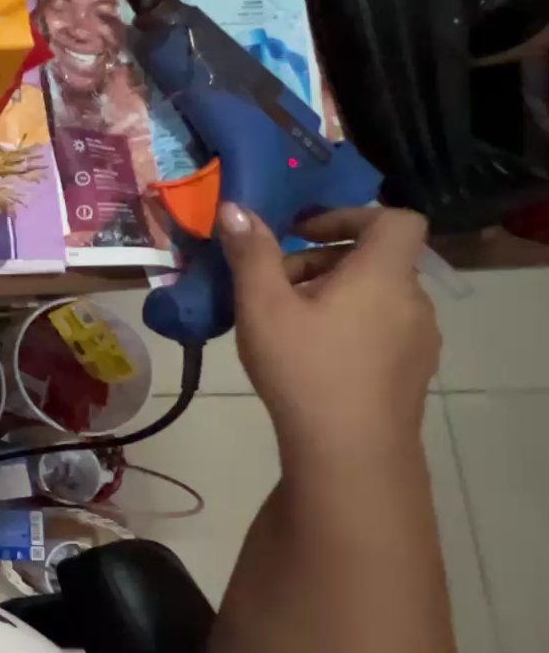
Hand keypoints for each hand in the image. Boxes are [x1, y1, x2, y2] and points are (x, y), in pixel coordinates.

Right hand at [219, 203, 439, 460]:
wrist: (349, 445)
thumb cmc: (302, 364)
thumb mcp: (261, 304)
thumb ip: (251, 254)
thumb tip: (234, 207)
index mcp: (382, 276)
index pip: (393, 220)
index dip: (348, 216)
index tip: (299, 233)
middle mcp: (411, 299)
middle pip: (372, 259)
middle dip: (317, 262)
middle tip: (268, 287)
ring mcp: (418, 335)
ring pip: (372, 294)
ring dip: (327, 293)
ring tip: (279, 322)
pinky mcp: (410, 365)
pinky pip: (377, 324)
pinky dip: (342, 321)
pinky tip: (305, 352)